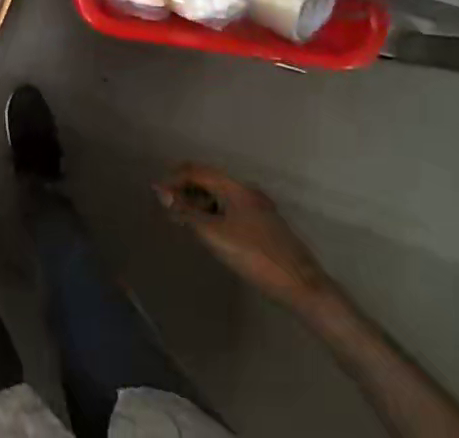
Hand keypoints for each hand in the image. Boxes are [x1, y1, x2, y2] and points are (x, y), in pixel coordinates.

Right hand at [155, 163, 330, 307]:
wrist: (302, 286)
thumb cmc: (254, 255)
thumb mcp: (213, 233)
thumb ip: (186, 212)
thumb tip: (161, 193)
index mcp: (237, 188)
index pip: (198, 171)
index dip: (174, 179)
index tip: (156, 193)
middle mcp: (248, 192)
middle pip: (210, 181)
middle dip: (185, 189)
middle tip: (167, 206)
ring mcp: (258, 209)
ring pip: (220, 196)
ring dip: (198, 201)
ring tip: (182, 218)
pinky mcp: (263, 226)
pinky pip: (230, 209)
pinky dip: (212, 212)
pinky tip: (206, 228)